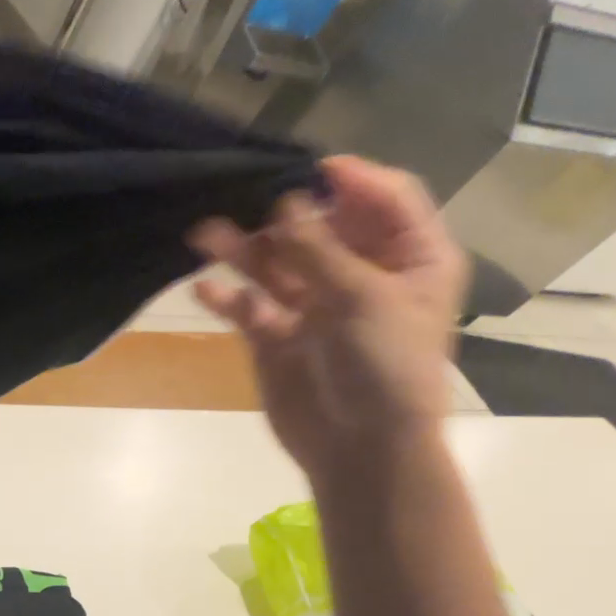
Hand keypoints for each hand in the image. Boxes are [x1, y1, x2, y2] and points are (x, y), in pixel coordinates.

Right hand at [187, 156, 468, 487]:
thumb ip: (319, 250)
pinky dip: (227, 297)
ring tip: (204, 234)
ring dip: (244, 249)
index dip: (350, 179)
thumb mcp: (363, 298)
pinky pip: (248, 307)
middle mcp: (362, 274)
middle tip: (243, 198)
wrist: (360, 447)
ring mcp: (314, 306)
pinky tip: (205, 288)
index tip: (304, 169)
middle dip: (283, 212)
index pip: (385, 200)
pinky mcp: (275, 337)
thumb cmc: (385, 367)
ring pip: (276, 265)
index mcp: (411, 258)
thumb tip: (285, 202)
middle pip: (321, 227)